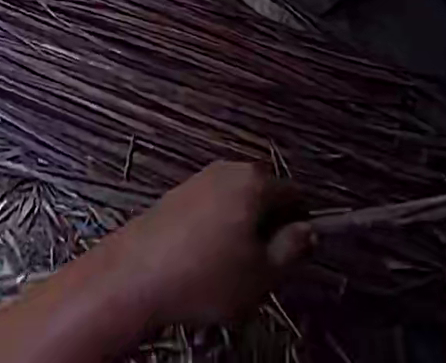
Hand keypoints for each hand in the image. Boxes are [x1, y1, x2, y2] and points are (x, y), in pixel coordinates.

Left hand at [93, 161, 314, 325]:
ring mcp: (200, 178)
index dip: (301, 223)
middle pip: (264, 193)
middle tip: (264, 265)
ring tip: (233, 269)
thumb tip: (308, 230)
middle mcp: (228, 169)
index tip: (294, 254)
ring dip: (242, 228)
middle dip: (269, 225)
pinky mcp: (178, 193)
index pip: (294, 193)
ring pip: (237, 201)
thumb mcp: (263, 274)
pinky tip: (205, 262)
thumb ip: (293, 249)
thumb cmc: (207, 275)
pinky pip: (212, 207)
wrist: (137, 273)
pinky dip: (217, 228)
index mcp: (254, 181)